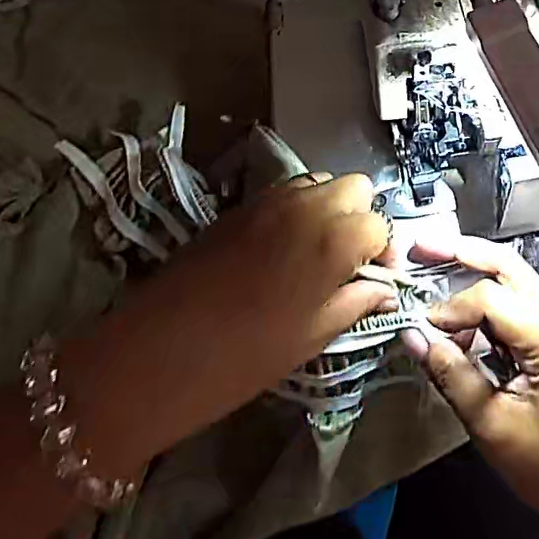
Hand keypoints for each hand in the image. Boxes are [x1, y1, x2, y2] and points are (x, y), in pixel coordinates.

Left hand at [175, 172, 397, 372]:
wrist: (155, 354)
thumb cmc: (245, 355)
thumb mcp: (314, 335)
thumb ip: (358, 302)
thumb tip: (384, 291)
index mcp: (335, 238)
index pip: (380, 226)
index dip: (384, 253)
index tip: (376, 279)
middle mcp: (309, 206)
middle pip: (357, 188)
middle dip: (362, 217)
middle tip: (351, 259)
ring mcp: (273, 200)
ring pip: (322, 183)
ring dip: (332, 209)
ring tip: (318, 252)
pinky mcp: (243, 206)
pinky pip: (289, 192)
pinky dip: (301, 210)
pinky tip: (286, 249)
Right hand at [399, 237, 538, 524]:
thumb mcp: (491, 424)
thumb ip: (452, 375)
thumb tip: (414, 336)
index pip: (488, 298)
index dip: (449, 310)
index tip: (423, 329)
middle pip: (505, 263)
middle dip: (460, 251)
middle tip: (421, 247)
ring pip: (510, 275)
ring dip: (470, 272)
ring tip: (432, 274)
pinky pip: (514, 300)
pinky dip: (483, 302)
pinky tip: (460, 321)